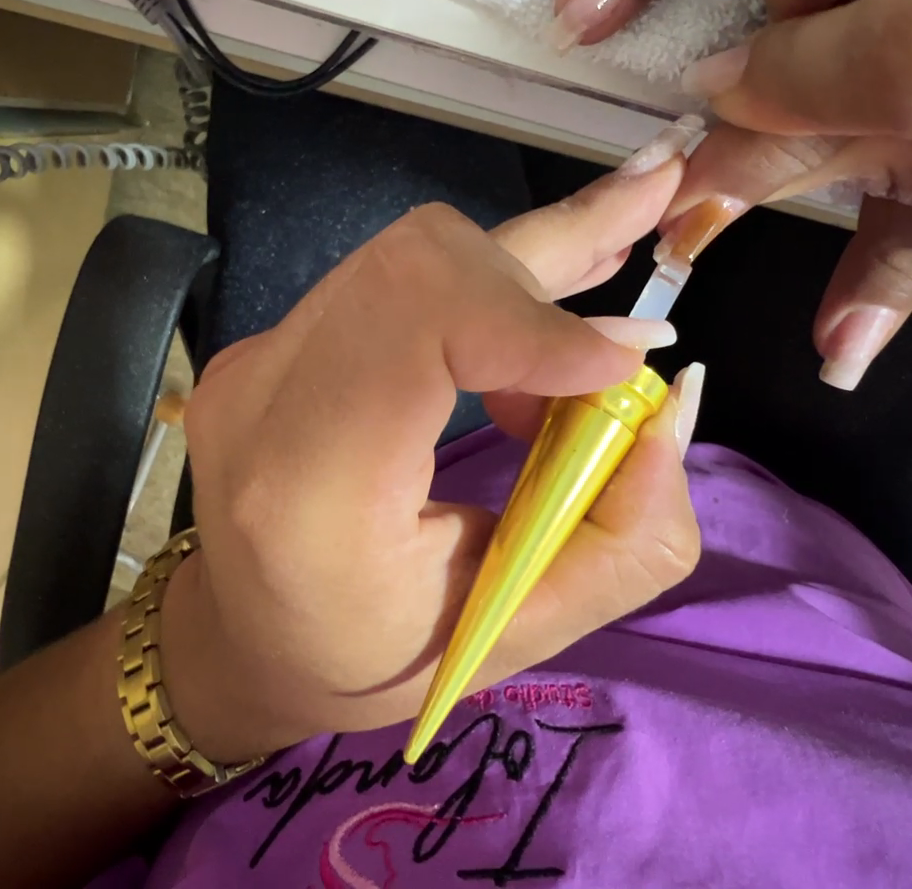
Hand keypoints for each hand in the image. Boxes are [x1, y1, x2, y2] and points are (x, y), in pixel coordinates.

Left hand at [157, 166, 704, 763]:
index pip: (419, 323)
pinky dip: (477, 294)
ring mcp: (256, 355)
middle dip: (545, 274)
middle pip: (418, 262)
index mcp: (310, 484)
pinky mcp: (272, 340)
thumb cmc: (371, 657)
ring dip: (518, 282)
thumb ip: (623, 537)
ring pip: (410, 255)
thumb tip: (672, 400)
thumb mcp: (513, 635)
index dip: (535, 322)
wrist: (239, 638)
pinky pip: (389, 281)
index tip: (628, 359)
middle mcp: (264, 393)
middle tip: (634, 325)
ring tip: (591, 342)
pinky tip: (533, 332)